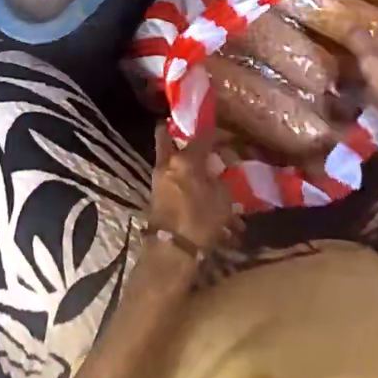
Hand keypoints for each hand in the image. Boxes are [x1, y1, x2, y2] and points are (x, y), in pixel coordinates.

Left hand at [148, 123, 237, 252]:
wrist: (172, 251)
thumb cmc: (200, 221)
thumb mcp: (222, 199)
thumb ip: (220, 180)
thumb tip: (218, 172)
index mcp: (185, 159)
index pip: (201, 134)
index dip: (214, 129)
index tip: (222, 126)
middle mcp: (168, 163)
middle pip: (165, 135)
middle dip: (176, 130)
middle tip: (193, 134)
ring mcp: (158, 178)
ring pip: (169, 158)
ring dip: (181, 157)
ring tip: (199, 165)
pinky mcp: (155, 193)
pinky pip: (170, 178)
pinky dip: (181, 178)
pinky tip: (196, 191)